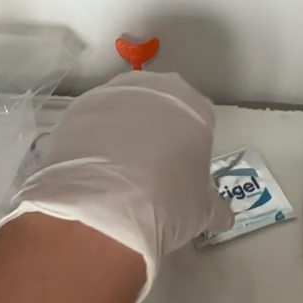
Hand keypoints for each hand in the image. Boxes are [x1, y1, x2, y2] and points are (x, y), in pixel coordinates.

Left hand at [0, 71, 230, 300]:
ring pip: (125, 110)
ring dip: (123, 134)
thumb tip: (223, 215)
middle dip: (157, 135)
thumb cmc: (168, 201)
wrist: (103, 205)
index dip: (190, 151)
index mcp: (194, 106)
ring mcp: (114, 91)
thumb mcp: (202, 212)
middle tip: (150, 175)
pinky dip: (94, 140)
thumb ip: (216, 207)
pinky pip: (93, 121)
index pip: (199, 122)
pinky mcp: (79, 105)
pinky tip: (91, 171)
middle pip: (161, 109)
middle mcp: (156, 87)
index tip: (180, 176)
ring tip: (116, 175)